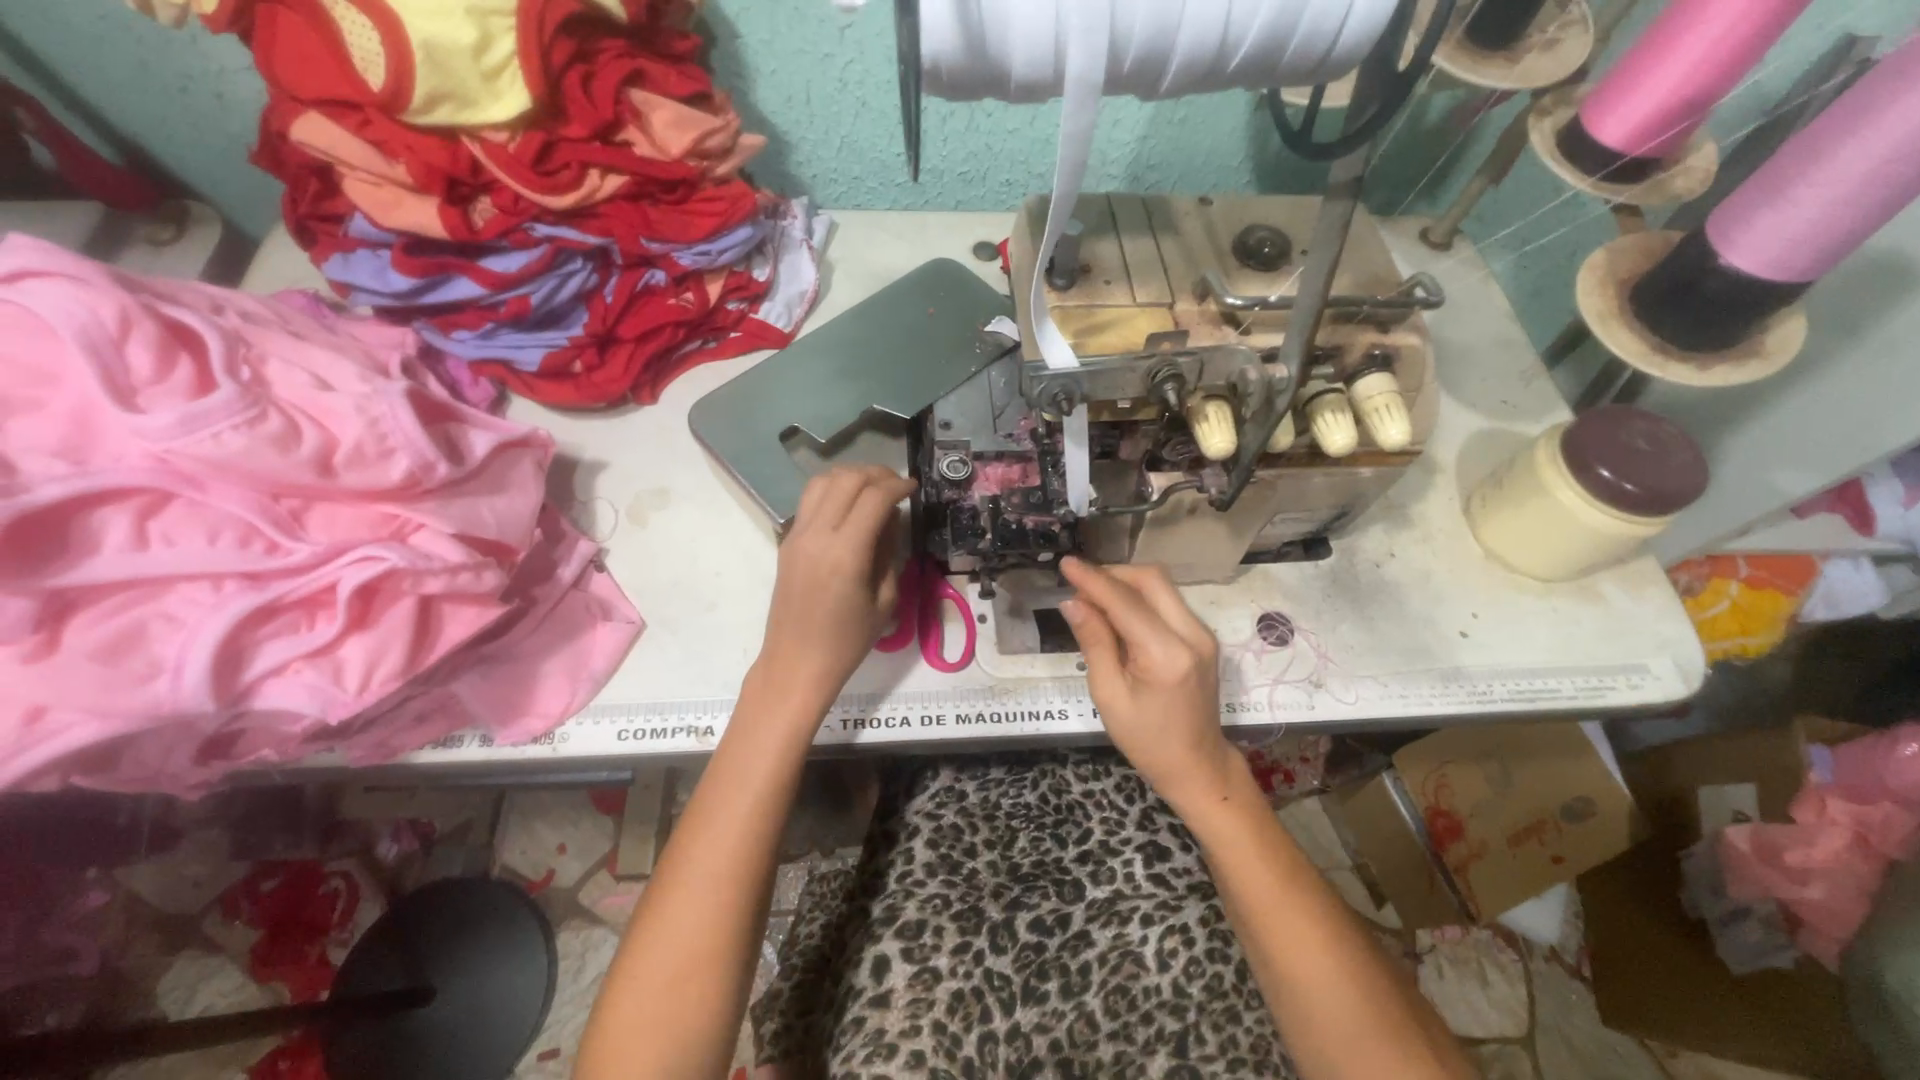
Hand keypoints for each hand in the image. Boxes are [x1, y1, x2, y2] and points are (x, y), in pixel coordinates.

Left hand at [757, 466, 915, 706]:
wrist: (796, 662)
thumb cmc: (847, 642)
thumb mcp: (885, 600)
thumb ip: (889, 552)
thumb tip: (892, 518)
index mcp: (846, 553)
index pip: (874, 497)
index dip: (898, 485)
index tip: (914, 487)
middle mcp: (817, 535)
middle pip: (847, 479)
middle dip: (876, 474)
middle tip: (896, 485)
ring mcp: (797, 535)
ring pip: (823, 481)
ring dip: (851, 476)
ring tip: (872, 489)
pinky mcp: (787, 541)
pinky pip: (809, 500)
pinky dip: (832, 491)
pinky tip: (849, 507)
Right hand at [1059, 557, 1243, 811]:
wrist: (1196, 764)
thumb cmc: (1146, 740)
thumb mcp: (1108, 696)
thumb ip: (1094, 643)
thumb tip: (1073, 602)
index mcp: (1166, 654)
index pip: (1125, 602)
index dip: (1093, 579)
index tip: (1065, 564)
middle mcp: (1192, 635)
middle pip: (1151, 580)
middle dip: (1112, 574)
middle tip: (1079, 585)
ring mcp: (1202, 634)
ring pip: (1161, 587)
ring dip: (1126, 584)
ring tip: (1093, 600)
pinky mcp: (1203, 637)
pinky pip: (1168, 603)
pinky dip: (1140, 599)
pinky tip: (1117, 614)